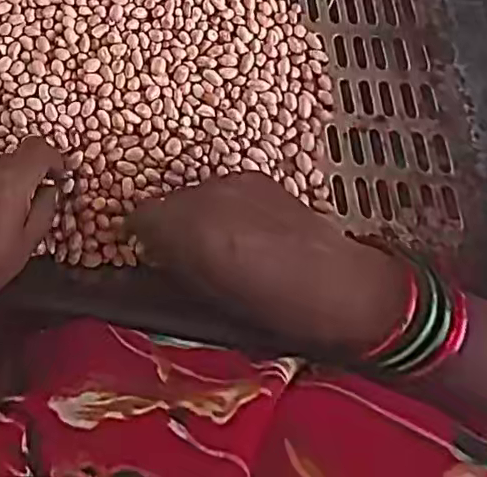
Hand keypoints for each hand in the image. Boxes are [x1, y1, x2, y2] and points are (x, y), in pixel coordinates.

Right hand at [130, 173, 406, 354]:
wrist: (345, 289)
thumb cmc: (276, 308)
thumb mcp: (210, 298)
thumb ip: (174, 266)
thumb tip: (153, 251)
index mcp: (190, 228)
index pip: (141, 216)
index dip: (142, 236)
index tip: (148, 252)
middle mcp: (205, 194)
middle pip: (164, 201)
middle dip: (167, 223)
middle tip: (182, 253)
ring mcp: (231, 182)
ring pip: (192, 192)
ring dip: (194, 213)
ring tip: (217, 243)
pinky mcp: (254, 177)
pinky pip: (220, 188)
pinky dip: (222, 205)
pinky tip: (244, 230)